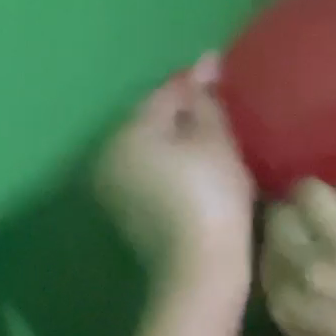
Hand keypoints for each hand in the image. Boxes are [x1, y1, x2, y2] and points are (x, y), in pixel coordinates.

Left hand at [96, 53, 254, 280]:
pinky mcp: (130, 212)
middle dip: (186, 109)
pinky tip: (205, 167)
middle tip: (225, 102)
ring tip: (219, 133)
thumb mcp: (215, 140)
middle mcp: (110, 155)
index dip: (198, 79)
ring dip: (181, 138)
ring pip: (153, 147)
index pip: (166, 92)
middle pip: (154, 120)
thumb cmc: (211, 196)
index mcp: (127, 133)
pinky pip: (154, 171)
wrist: (201, 270)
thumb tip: (204, 65)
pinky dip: (177, 163)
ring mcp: (116, 187)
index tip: (225, 69)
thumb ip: (207, 101)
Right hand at [261, 178, 335, 335]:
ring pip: (313, 191)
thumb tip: (290, 265)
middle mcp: (307, 268)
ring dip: (323, 198)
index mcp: (286, 305)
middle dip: (294, 215)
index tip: (295, 241)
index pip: (265, 251)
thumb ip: (295, 301)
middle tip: (314, 220)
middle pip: (282, 216)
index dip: (280, 242)